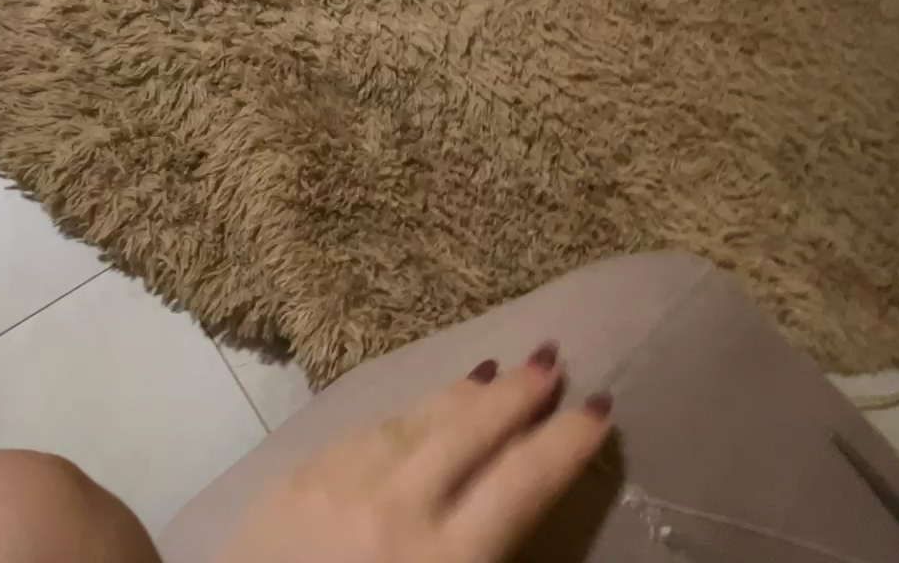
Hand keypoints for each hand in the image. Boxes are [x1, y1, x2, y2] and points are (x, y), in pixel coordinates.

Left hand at [217, 342, 611, 562]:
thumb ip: (479, 557)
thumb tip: (510, 521)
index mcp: (442, 561)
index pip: (522, 486)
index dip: (565, 444)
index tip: (598, 408)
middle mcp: (397, 507)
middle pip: (471, 432)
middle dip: (519, 394)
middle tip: (551, 356)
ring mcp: (342, 481)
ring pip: (417, 420)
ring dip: (460, 397)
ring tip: (495, 373)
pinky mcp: (300, 473)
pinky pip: (366, 433)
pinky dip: (403, 418)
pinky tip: (418, 409)